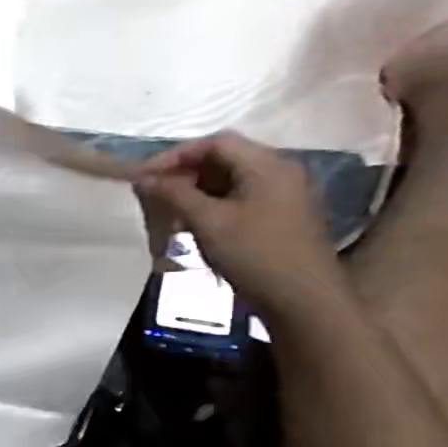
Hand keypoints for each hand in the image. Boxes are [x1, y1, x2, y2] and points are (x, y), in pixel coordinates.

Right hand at [133, 134, 349, 318]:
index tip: (146, 176)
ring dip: (197, 191)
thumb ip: (174, 194)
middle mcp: (280, 171)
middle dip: (185, 173)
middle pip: (224, 159)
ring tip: (169, 212)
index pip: (215, 143)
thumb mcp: (208, 222)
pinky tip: (194, 225)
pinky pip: (241, 198)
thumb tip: (144, 178)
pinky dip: (213, 205)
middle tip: (154, 194)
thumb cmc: (255, 256)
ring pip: (231, 180)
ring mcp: (285, 195)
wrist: (304, 303)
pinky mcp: (282, 217)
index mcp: (267, 165)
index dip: (176, 155)